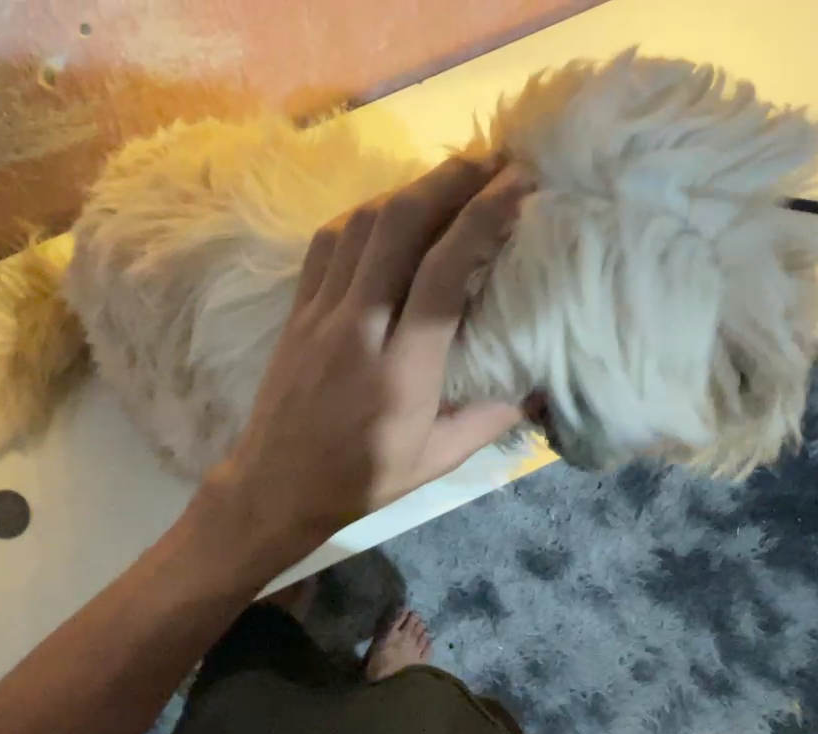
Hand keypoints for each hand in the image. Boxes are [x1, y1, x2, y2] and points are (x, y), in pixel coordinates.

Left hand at [208, 156, 530, 548]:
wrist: (275, 487)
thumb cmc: (361, 481)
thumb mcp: (436, 460)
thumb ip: (491, 418)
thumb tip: (543, 384)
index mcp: (402, 370)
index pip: (444, 273)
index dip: (483, 217)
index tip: (520, 184)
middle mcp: (359, 328)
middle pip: (400, 227)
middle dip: (450, 181)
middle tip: (493, 161)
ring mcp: (319, 313)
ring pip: (361, 225)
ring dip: (409, 189)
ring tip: (448, 178)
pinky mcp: (296, 310)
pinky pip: (327, 243)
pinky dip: (363, 215)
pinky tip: (388, 210)